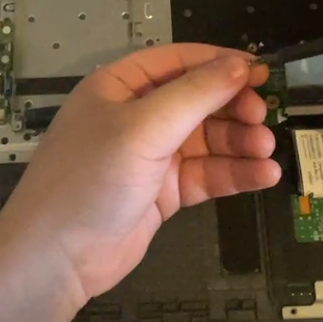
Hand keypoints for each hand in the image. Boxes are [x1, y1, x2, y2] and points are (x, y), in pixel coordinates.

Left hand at [0, 44, 279, 302]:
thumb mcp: (142, 128)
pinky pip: (207, 174)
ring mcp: (151, 155)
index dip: (219, 63)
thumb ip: (194, 95)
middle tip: (262, 117)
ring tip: (266, 150)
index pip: (177, 62)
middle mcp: (137, 115)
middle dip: (232, 107)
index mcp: (120, 86)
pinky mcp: (164, 191)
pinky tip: (262, 174)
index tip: (260, 72)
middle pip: (197, 100)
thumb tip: (239, 65)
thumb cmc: (90, 179)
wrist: (56, 258)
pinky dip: (235, 173)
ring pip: (207, 139)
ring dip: (240, 142)